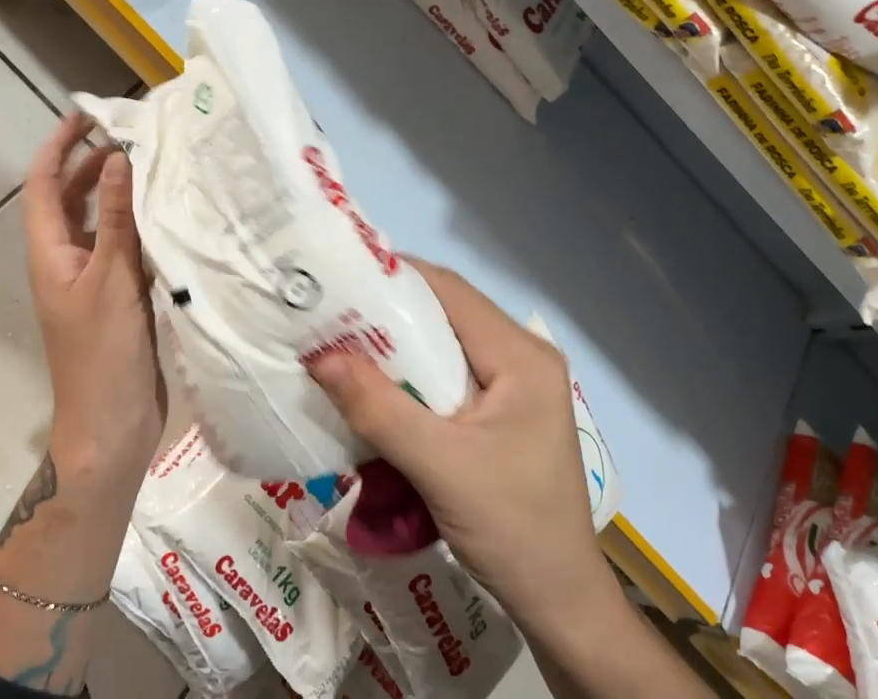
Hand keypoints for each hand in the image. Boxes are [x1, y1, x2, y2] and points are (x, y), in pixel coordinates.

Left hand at [23, 113, 164, 489]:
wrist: (111, 427)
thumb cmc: (101, 354)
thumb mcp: (110, 280)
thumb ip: (116, 219)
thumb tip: (117, 158)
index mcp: (50, 252)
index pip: (43, 185)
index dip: (58, 147)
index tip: (86, 115)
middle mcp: (66, 260)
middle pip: (71, 199)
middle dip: (93, 164)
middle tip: (132, 135)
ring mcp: (92, 281)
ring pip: (101, 223)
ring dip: (120, 194)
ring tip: (155, 165)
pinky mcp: (119, 299)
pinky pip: (126, 249)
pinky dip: (141, 227)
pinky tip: (172, 216)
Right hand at [308, 260, 617, 620]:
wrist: (559, 601)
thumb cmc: (511, 527)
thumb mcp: (439, 466)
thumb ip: (379, 408)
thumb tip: (319, 356)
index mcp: (521, 357)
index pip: (449, 291)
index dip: (392, 277)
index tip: (335, 279)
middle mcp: (521, 360)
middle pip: (444, 316)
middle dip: (386, 315)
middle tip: (327, 317)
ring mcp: (514, 390)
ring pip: (442, 349)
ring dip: (394, 350)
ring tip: (338, 349)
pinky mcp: (501, 417)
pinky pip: (446, 380)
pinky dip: (408, 381)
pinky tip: (372, 392)